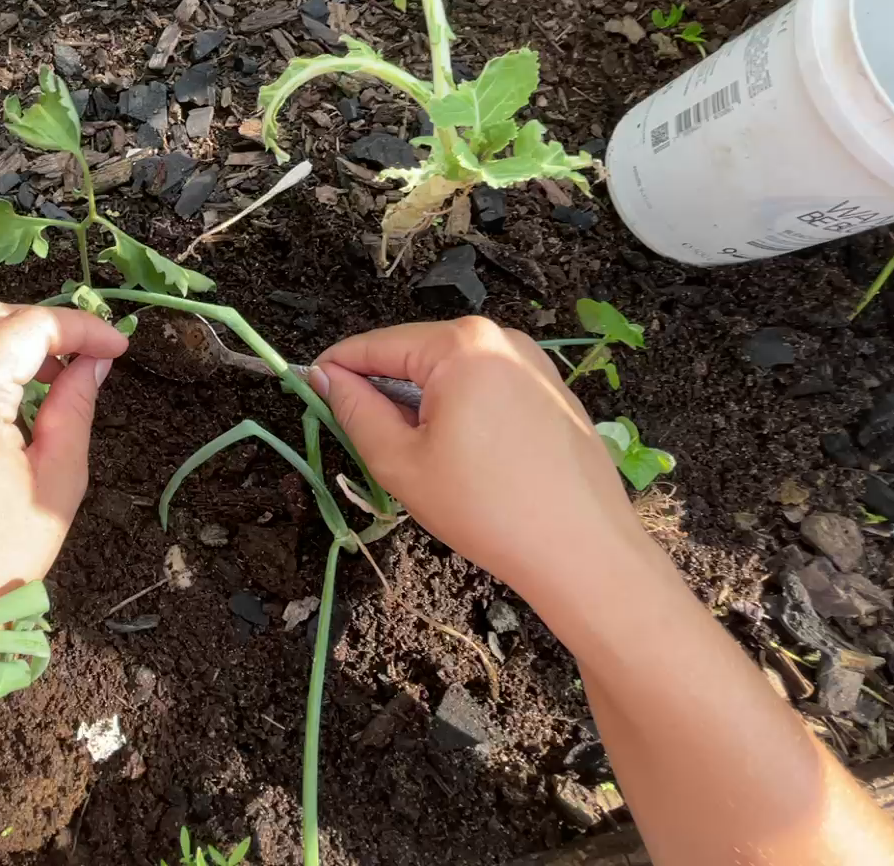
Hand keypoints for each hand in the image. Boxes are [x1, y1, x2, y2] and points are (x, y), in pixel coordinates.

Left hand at [0, 304, 127, 642]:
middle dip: (45, 328)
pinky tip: (7, 393)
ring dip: (10, 340)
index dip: (81, 328)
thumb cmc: (0, 559)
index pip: (28, 328)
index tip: (118, 347)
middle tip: (87, 358)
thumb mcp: (57, 480)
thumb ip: (75, 405)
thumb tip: (94, 360)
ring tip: (51, 374)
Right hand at [308, 317, 655, 601]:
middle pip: (412, 354)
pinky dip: (455, 408)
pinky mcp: (550, 388)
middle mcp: (499, 338)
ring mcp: (531, 361)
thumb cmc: (485, 507)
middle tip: (364, 437)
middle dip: (381, 389)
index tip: (307, 390)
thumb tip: (323, 376)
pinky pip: (481, 384)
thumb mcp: (398, 460)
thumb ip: (352, 408)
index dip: (334, 367)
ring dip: (417, 401)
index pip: (375, 345)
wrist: (585, 554)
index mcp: (460, 345)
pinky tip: (461, 455)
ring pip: (446, 370)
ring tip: (416, 453)